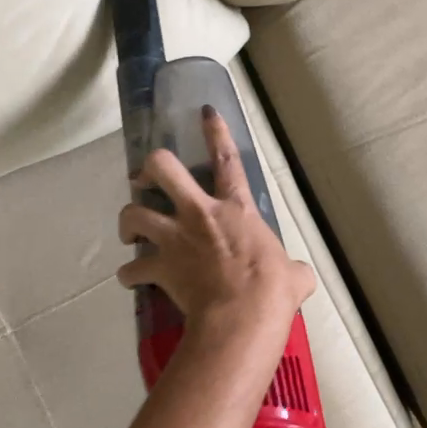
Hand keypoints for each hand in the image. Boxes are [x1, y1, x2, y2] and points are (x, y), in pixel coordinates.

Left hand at [116, 106, 315, 341]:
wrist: (243, 315)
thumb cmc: (273, 289)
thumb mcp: (295, 274)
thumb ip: (292, 268)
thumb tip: (298, 277)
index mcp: (236, 208)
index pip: (227, 159)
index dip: (216, 132)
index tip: (205, 112)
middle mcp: (199, 213)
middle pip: (161, 169)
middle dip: (149, 170)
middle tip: (145, 183)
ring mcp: (174, 239)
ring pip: (133, 214)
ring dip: (128, 222)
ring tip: (131, 234)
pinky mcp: (159, 268)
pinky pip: (131, 269)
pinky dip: (129, 274)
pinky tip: (131, 279)